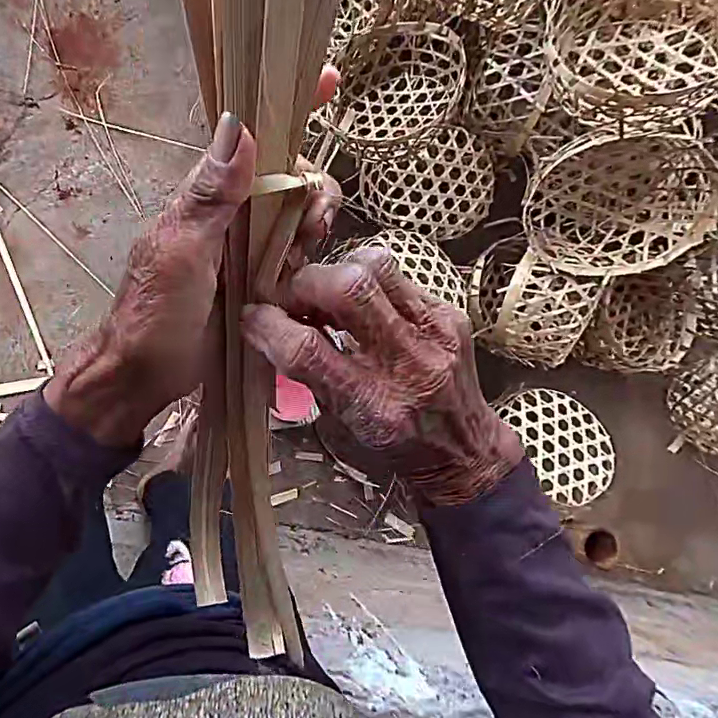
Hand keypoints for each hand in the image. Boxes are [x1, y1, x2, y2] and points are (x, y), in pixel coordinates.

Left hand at [44, 69, 342, 446]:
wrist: (145, 376)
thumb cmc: (155, 313)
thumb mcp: (182, 251)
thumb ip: (211, 194)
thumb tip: (238, 123)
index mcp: (209, 195)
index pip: (251, 137)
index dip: (288, 107)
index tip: (328, 81)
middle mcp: (232, 212)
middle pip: (291, 175)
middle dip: (313, 188)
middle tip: (314, 226)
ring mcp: (248, 246)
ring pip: (299, 214)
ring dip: (315, 226)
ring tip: (302, 259)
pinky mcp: (262, 280)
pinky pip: (298, 255)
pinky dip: (310, 259)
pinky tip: (303, 281)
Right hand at [240, 246, 522, 506]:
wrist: (464, 450)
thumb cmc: (394, 443)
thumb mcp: (340, 425)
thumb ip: (308, 374)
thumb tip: (267, 324)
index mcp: (372, 404)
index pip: (308, 351)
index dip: (269, 325)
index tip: (253, 317)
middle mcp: (406, 363)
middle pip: (347, 289)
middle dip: (305, 284)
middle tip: (294, 300)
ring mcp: (433, 333)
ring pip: (375, 266)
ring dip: (338, 271)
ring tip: (327, 295)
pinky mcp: (448, 314)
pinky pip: (397, 274)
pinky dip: (367, 281)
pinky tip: (362, 303)